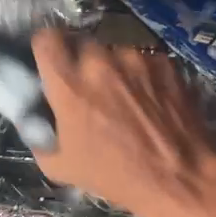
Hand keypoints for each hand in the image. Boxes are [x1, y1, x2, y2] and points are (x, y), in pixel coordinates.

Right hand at [30, 29, 215, 216]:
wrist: (179, 178)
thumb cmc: (115, 176)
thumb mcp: (61, 166)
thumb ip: (40, 134)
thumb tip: (36, 117)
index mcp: (69, 84)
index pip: (46, 38)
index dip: (47, 48)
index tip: (52, 61)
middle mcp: (100, 62)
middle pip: (83, 44)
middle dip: (83, 62)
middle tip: (90, 88)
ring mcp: (136, 59)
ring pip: (116, 52)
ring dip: (116, 69)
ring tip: (126, 98)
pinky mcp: (164, 63)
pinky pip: (145, 61)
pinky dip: (143, 75)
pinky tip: (151, 100)